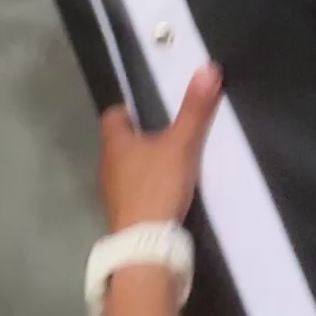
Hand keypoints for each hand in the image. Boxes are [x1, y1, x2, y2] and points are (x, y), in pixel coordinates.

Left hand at [99, 64, 223, 231]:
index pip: (113, 115)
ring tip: (171, 160)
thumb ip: (195, 109)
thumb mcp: (181, 144)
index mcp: (115, 143)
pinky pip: (133, 191)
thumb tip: (208, 68)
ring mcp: (113, 193)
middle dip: (141, 135)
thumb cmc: (156, 187)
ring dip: (144, 163)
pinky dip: (147, 186)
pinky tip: (166, 190)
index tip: (149, 107)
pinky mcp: (123, 214)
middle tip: (167, 130)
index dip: (129, 108)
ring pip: (126, 168)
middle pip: (120, 142)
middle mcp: (107, 165)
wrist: (145, 247)